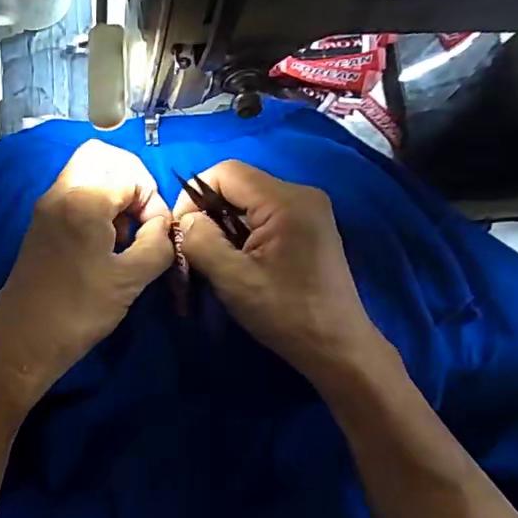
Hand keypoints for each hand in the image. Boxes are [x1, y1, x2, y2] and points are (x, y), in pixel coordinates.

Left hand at [0, 141, 174, 408]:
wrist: (23, 341)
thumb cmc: (78, 312)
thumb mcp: (131, 279)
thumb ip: (158, 240)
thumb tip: (163, 222)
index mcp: (80, 200)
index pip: (128, 169)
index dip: (150, 196)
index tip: (152, 231)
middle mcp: (57, 194)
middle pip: (100, 157)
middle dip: (129, 182)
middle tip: (138, 221)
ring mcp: (43, 210)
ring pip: (85, 176)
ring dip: (111, 196)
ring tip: (120, 239)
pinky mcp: (38, 227)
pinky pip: (72, 197)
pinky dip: (93, 209)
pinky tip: (101, 247)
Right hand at [175, 160, 389, 385]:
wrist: (334, 344)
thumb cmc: (283, 312)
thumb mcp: (232, 278)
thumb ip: (201, 241)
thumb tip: (186, 221)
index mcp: (287, 201)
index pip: (225, 172)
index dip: (193, 195)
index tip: (182, 231)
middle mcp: (301, 195)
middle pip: (236, 184)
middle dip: (206, 211)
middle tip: (193, 248)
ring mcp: (307, 210)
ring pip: (245, 201)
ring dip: (220, 224)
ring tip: (212, 258)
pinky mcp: (306, 227)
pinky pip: (260, 215)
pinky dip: (238, 232)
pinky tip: (235, 260)